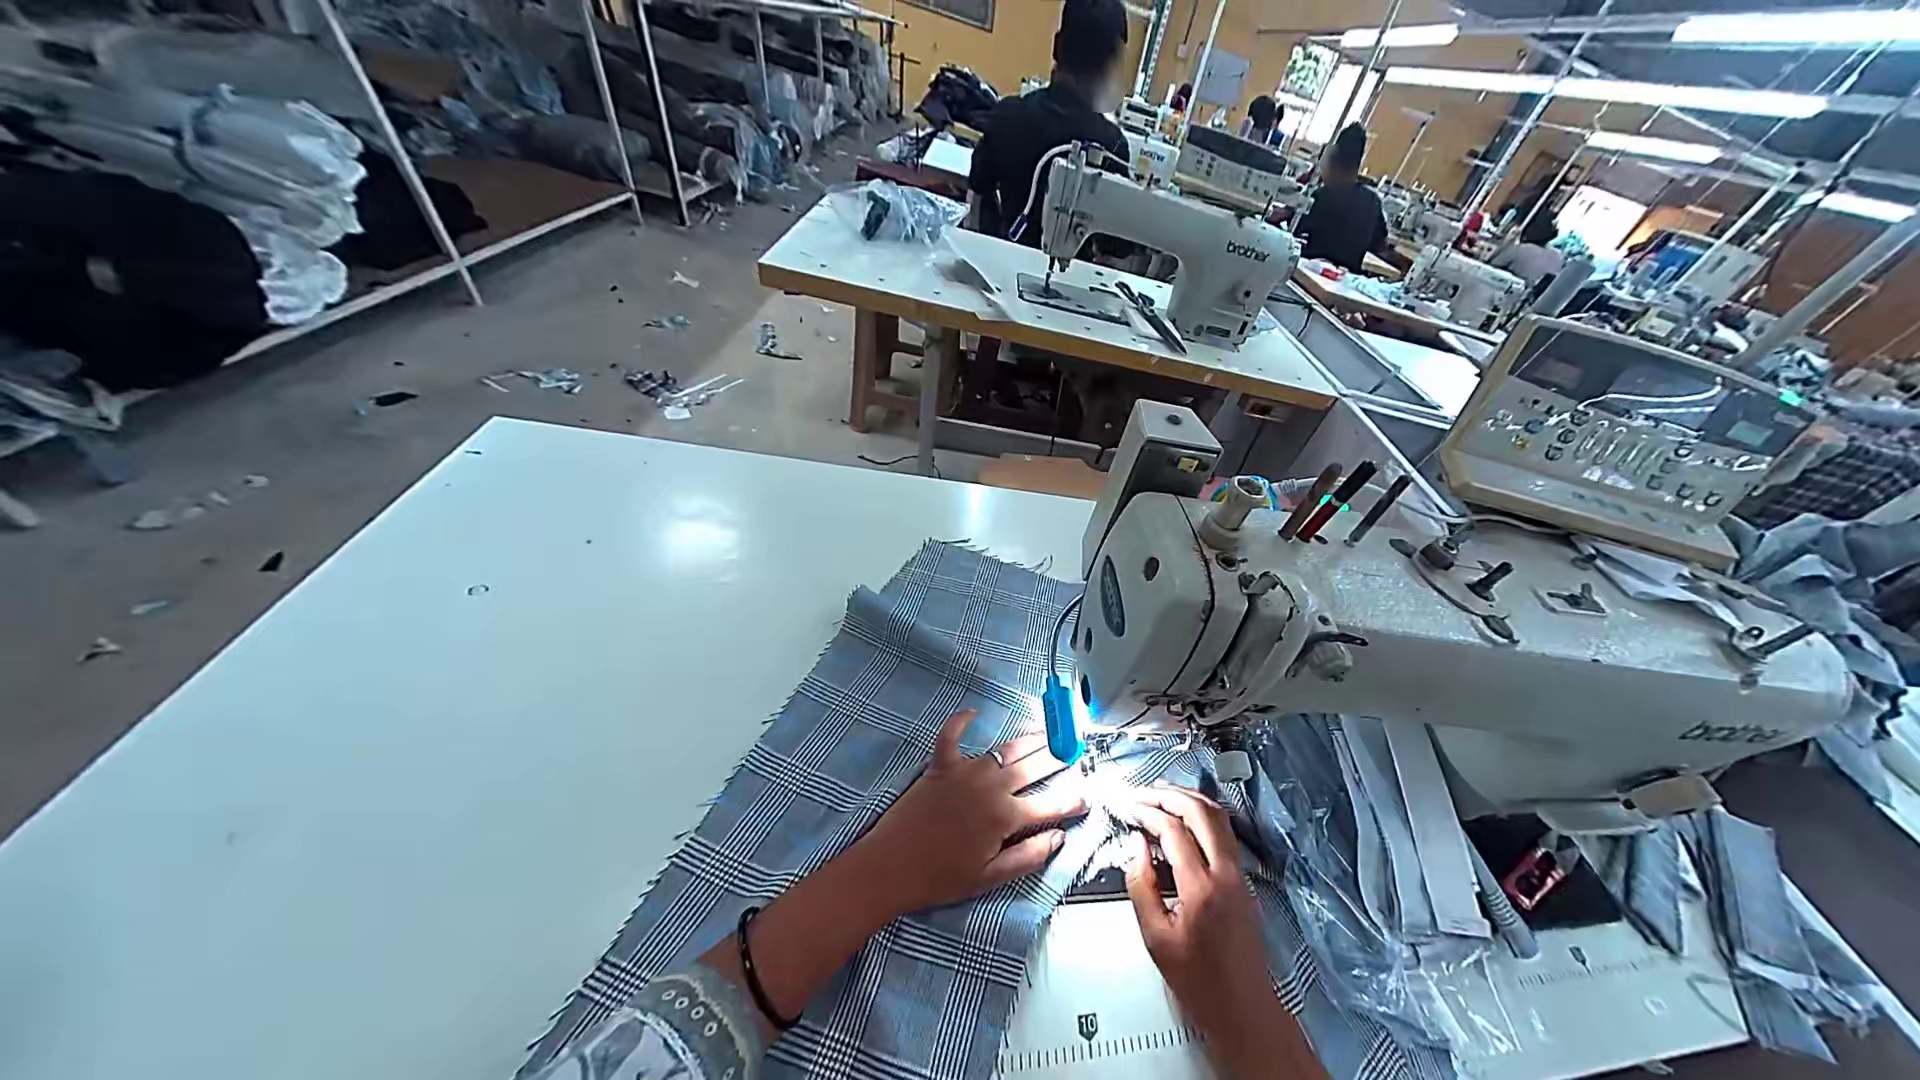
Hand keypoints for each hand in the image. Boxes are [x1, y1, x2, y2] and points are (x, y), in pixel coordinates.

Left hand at [850, 709, 1085, 917]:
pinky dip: (960, 722)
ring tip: (1046, 733)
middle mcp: (989, 787)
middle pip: (1032, 768)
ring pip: (1003, 751)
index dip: (1072, 800)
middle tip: (1074, 749)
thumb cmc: (940, 877)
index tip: (1087, 794)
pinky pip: (951, 736)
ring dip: (1027, 741)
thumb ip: (1028, 856)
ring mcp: (964, 772)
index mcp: (1005, 817)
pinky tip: (972, 712)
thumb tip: (1059, 837)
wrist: (889, 865)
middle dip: (1057, 758)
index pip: (1049, 805)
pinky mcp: (939, 766)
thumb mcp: (990, 877)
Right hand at [1123, 785, 1325, 1079]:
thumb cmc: (1198, 981)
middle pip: (1201, 812)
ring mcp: (1240, 876)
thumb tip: (1137, 845)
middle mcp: (1227, 875)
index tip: (1130, 807)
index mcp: (1202, 889)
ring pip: (1219, 817)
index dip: (1148, 812)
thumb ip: (1141, 884)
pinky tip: (1184, 817)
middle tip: (1143, 792)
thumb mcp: (1155, 936)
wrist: (1244, 1009)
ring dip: (1189, 799)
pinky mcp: (1244, 881)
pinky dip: (1202, 814)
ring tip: (1162, 794)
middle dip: (1169, 795)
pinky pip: (1224, 832)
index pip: (1174, 830)